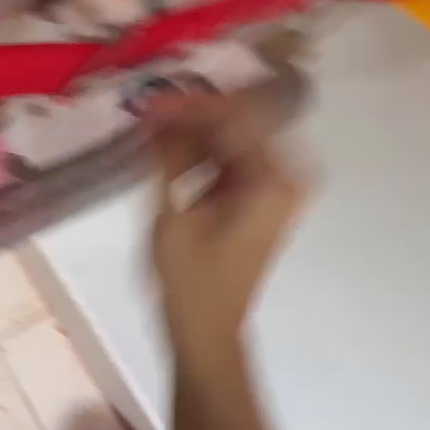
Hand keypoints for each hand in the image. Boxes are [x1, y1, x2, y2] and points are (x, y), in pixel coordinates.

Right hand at [146, 92, 309, 356]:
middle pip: (236, 126)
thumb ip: (169, 159)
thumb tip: (157, 115)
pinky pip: (227, 162)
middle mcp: (284, 177)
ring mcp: (272, 189)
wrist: (207, 329)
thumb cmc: (190, 280)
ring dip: (190, 133)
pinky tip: (164, 152)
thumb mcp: (173, 216)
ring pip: (229, 141)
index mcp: (273, 180)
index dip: (190, 105)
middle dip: (190, 116)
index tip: (149, 100)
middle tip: (145, 112)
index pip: (234, 119)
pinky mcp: (255, 200)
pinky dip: (197, 154)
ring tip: (148, 130)